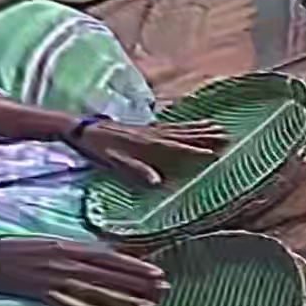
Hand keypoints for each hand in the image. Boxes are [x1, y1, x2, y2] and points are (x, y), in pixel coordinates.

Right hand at [0, 237, 167, 305]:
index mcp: (70, 249)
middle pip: (109, 276)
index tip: (160, 273)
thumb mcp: (59, 242)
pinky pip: (69, 305)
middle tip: (165, 290)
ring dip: (124, 301)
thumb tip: (122, 255)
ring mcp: (54, 281)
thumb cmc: (25, 248)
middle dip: (139, 284)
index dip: (137, 266)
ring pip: (96, 292)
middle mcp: (65, 265)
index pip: (111, 259)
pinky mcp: (42, 294)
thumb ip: (89, 250)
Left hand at [74, 119, 226, 187]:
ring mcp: (152, 130)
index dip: (195, 151)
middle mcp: (154, 135)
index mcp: (148, 145)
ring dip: (202, 128)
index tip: (214, 154)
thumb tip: (157, 182)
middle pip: (186, 135)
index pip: (177, 148)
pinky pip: (174, 125)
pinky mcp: (149, 127)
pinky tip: (197, 123)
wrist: (77, 128)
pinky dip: (188, 124)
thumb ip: (136, 170)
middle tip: (228, 136)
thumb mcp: (113, 161)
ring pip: (183, 129)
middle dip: (207, 136)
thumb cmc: (96, 147)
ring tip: (220, 127)